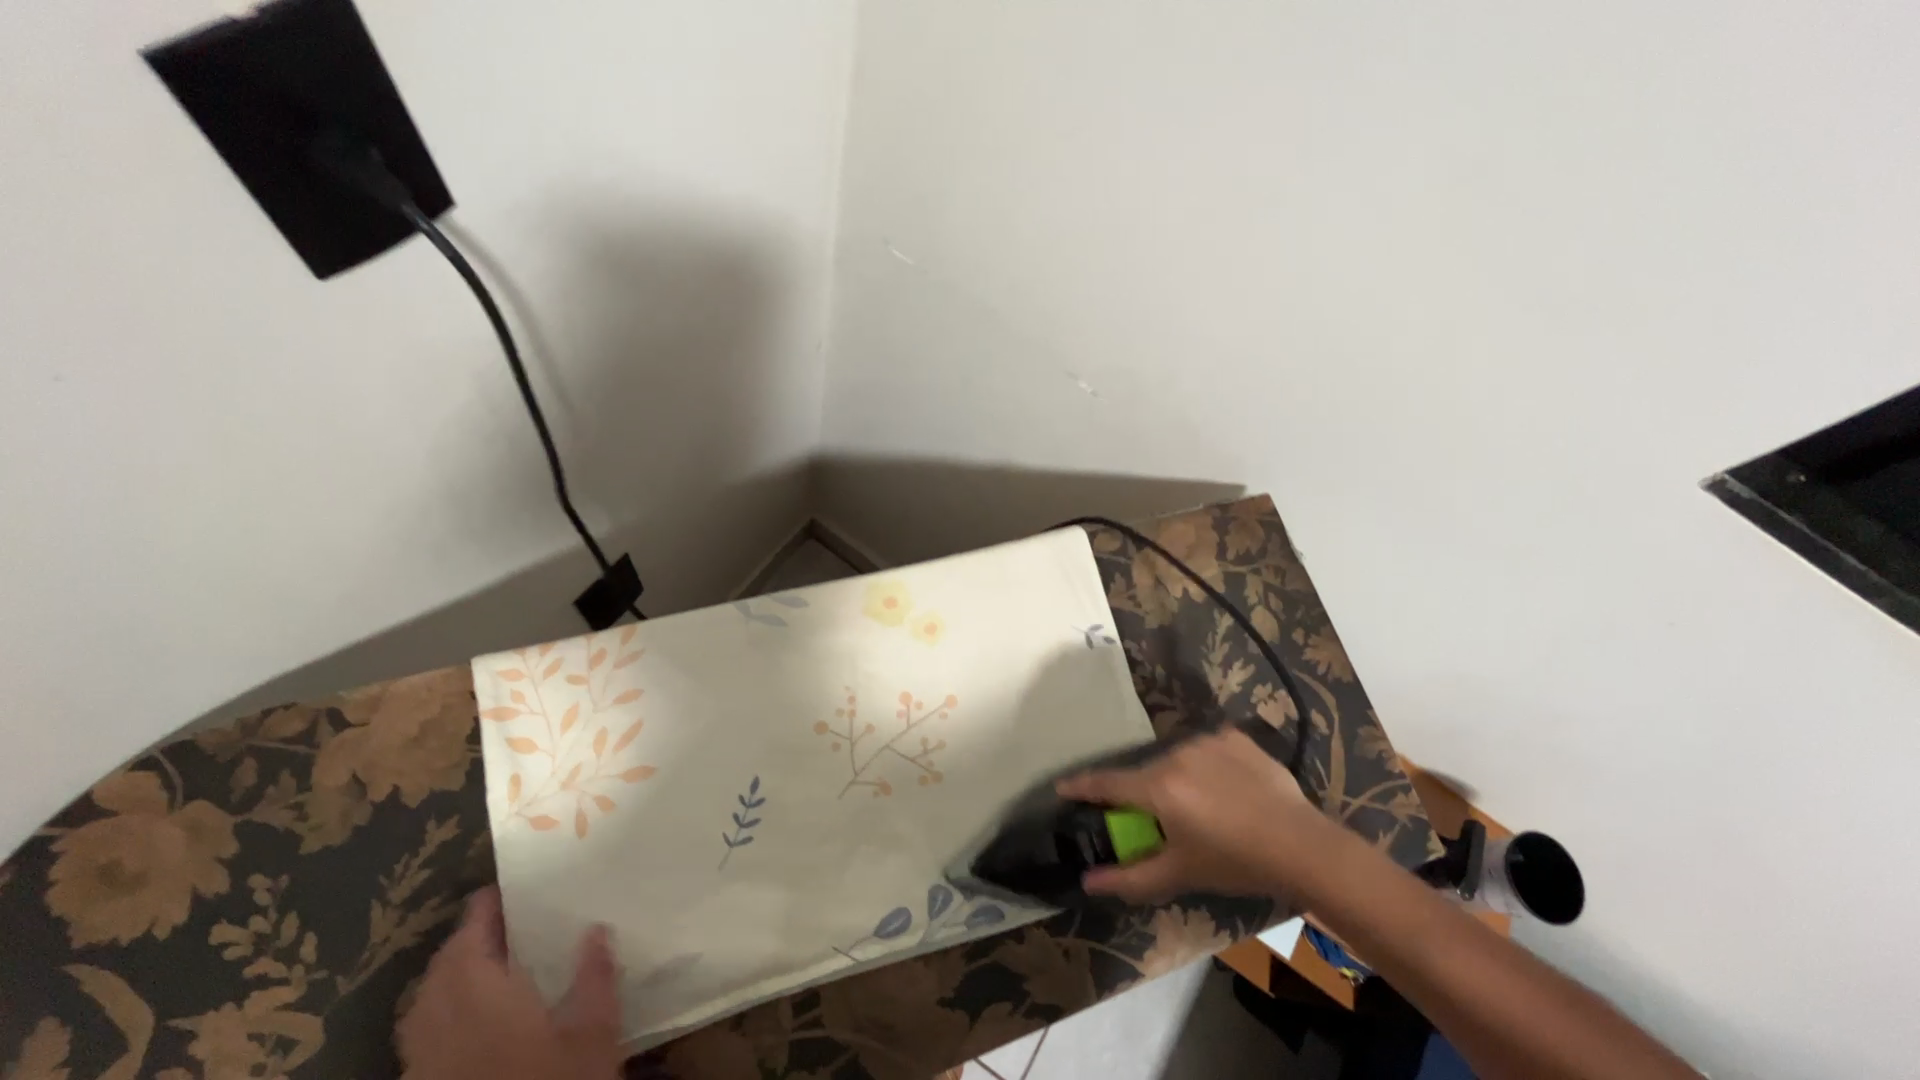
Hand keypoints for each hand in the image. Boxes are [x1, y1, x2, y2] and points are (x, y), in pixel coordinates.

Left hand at [398, 886, 623, 1079]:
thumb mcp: (592, 1036)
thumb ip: (594, 978)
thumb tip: (597, 929)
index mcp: (481, 991)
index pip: (474, 933)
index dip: (487, 907)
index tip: (508, 888)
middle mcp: (441, 1016)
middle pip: (444, 964)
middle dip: (469, 940)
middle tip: (504, 925)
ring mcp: (423, 1057)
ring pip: (427, 999)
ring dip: (451, 975)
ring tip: (486, 969)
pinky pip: (423, 1033)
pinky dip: (442, 1013)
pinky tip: (470, 1025)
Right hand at [1055, 728, 1332, 903]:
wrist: (1301, 844)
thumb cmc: (1233, 862)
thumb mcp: (1179, 874)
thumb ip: (1129, 878)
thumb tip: (1087, 882)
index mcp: (1157, 787)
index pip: (1107, 783)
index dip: (1081, 786)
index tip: (1062, 787)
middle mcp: (1176, 754)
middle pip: (1145, 773)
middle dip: (1143, 793)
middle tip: (1156, 818)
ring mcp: (1208, 741)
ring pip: (1177, 759)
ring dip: (1177, 778)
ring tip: (1199, 807)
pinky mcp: (1235, 737)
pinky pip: (1208, 749)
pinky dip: (1207, 765)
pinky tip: (1225, 788)